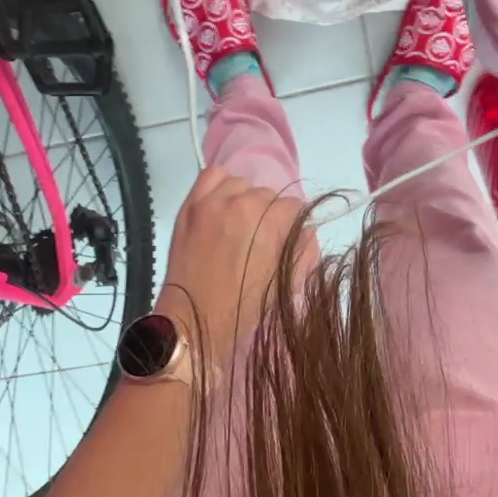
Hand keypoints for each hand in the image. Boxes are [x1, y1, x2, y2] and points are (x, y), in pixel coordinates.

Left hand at [157, 167, 315, 362]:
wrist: (192, 320)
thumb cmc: (242, 309)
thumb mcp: (285, 284)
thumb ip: (304, 251)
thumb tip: (307, 230)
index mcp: (270, 224)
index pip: (293, 207)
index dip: (292, 225)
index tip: (285, 241)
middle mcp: (243, 204)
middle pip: (268, 195)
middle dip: (269, 215)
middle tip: (260, 239)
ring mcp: (212, 202)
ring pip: (241, 184)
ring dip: (245, 199)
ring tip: (239, 223)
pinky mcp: (190, 206)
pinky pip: (212, 176)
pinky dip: (221, 186)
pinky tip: (222, 205)